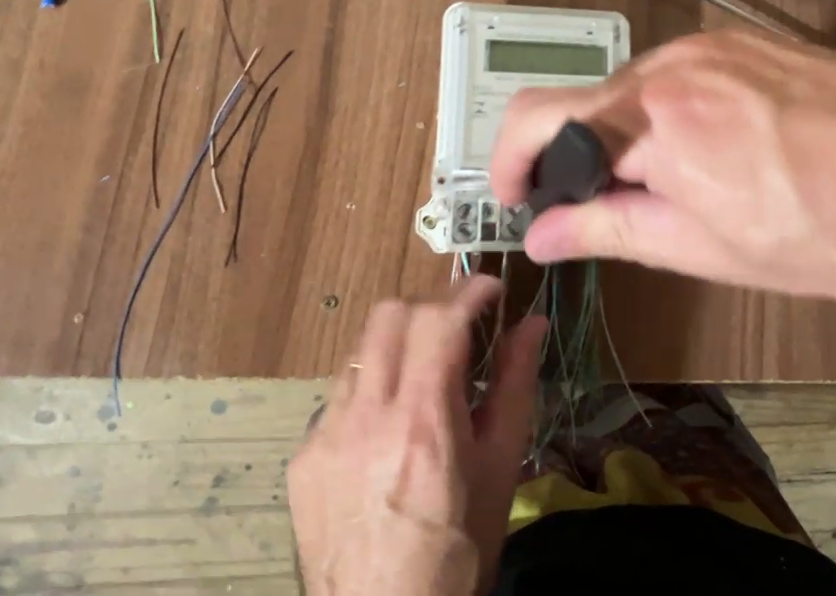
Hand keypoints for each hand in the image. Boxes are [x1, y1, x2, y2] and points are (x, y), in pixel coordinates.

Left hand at [287, 276, 547, 595]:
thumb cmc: (461, 547)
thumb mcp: (501, 467)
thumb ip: (515, 385)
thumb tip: (533, 324)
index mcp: (422, 420)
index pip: (438, 320)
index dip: (468, 290)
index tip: (492, 287)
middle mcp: (365, 417)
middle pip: (388, 316)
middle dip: (430, 305)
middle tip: (461, 326)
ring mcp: (324, 437)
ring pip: (360, 351)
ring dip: (399, 344)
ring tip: (426, 376)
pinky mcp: (301, 459)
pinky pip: (338, 396)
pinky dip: (372, 389)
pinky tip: (390, 427)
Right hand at [490, 30, 835, 331]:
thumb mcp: (711, 249)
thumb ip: (613, 229)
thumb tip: (546, 233)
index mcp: (656, 111)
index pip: (538, 114)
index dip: (512, 162)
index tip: (521, 199)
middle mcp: (683, 59)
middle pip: (591, 99)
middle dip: (581, 158)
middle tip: (604, 216)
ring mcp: (728, 44)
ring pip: (643, 89)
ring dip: (636, 139)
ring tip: (680, 198)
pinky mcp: (765, 45)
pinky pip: (692, 77)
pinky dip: (679, 118)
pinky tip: (726, 161)